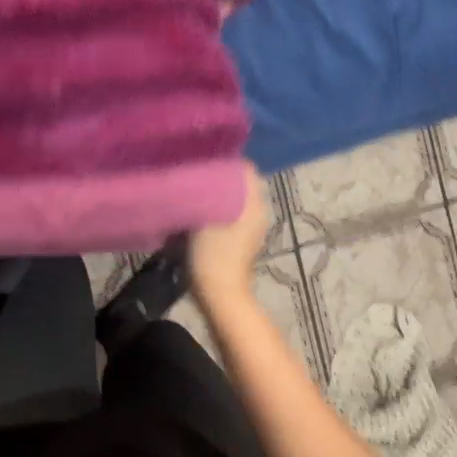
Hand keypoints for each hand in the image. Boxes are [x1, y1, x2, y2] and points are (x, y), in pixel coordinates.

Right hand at [188, 169, 270, 307]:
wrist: (221, 294)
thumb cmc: (213, 253)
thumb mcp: (204, 216)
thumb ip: (207, 189)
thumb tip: (203, 171)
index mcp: (254, 202)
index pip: (246, 168)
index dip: (226, 161)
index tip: (205, 161)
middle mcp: (259, 210)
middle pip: (241, 182)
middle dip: (222, 176)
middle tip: (198, 175)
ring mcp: (254, 226)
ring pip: (237, 198)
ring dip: (220, 194)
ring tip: (197, 193)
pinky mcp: (245, 239)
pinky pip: (234, 213)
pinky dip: (221, 209)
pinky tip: (202, 214)